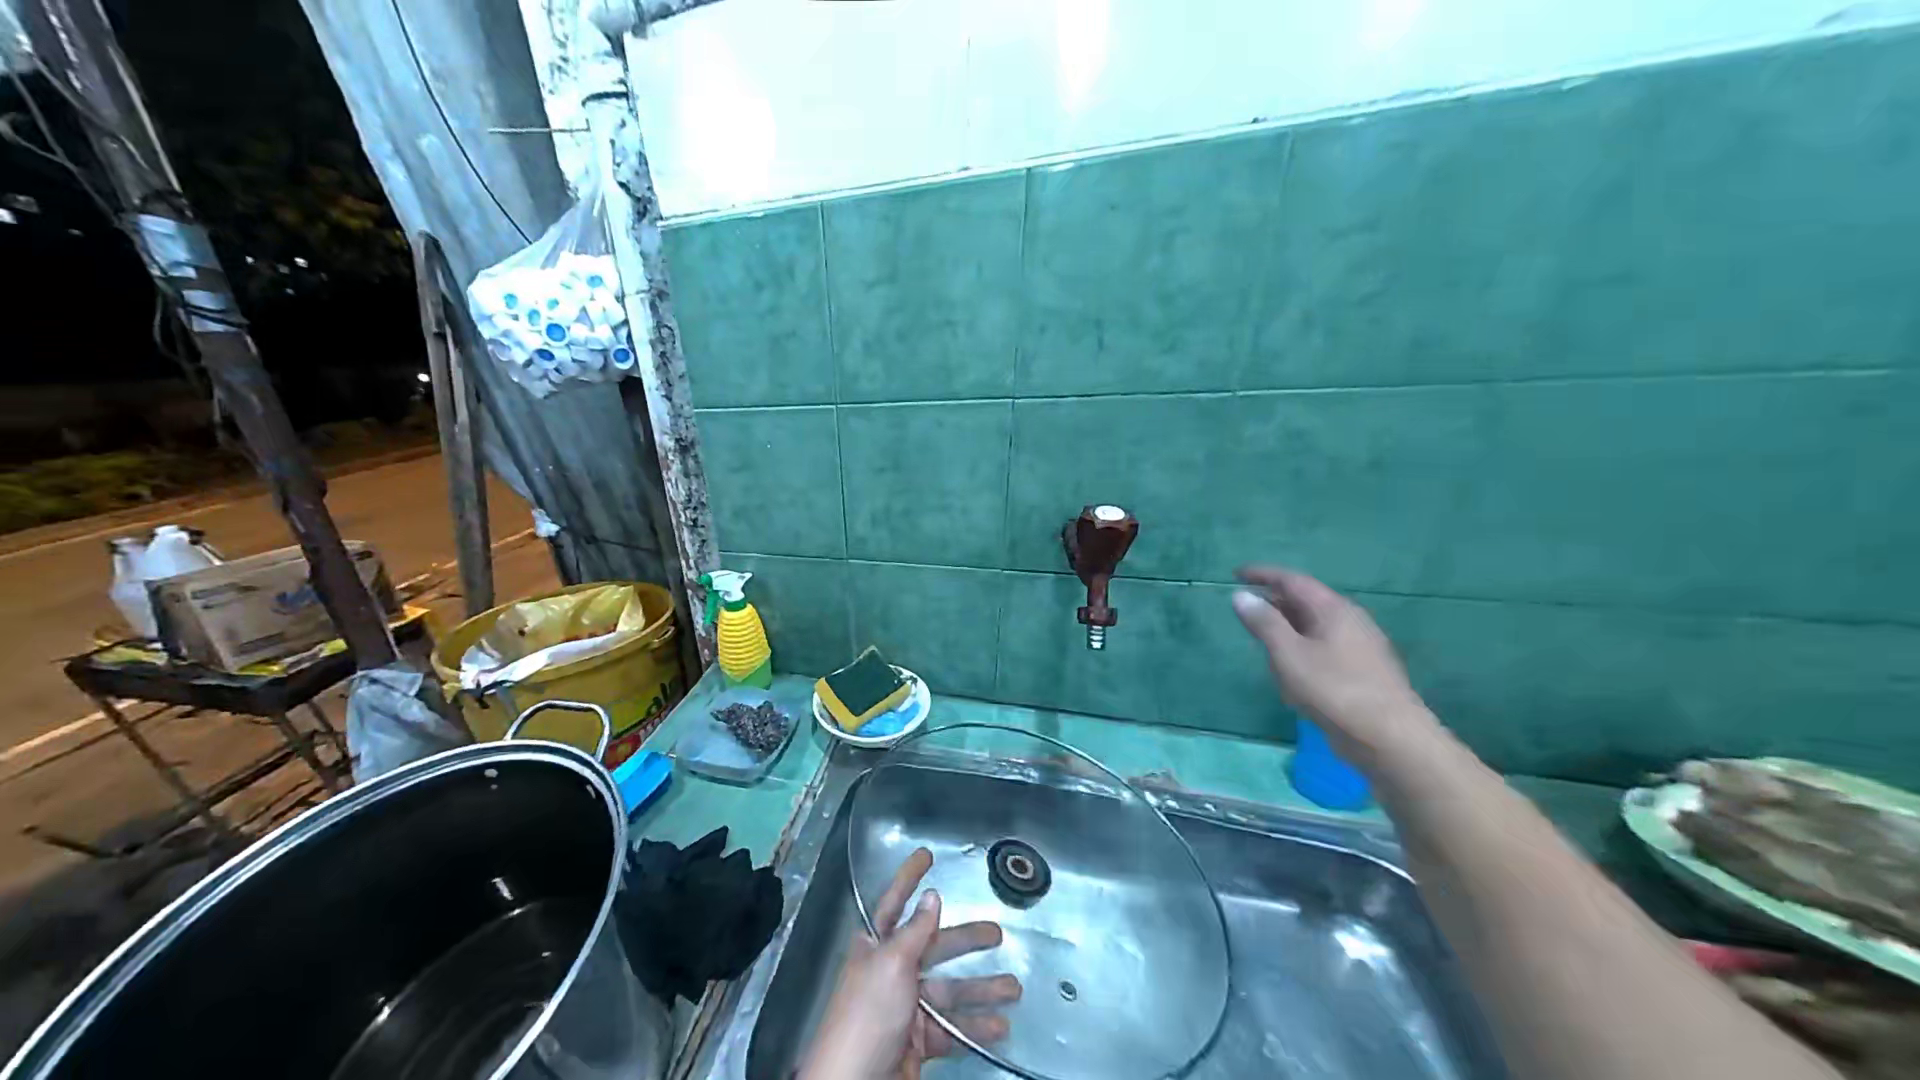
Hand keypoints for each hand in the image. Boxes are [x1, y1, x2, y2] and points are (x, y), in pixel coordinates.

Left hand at [799, 848, 1021, 1079]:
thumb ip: (915, 932)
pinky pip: (952, 1029)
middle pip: (934, 947)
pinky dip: (975, 1028)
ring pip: (949, 990)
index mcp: (877, 947)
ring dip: (981, 989)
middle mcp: (891, 972)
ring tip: (1014, 988)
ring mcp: (905, 1009)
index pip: (895, 902)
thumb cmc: (868, 1015)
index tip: (927, 854)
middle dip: (965, 940)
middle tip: (997, 933)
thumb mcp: (891, 965)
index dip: (909, 877)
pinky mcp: (917, 1043)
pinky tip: (1000, 1027)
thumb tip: (931, 897)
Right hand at [1230, 565, 1435, 766]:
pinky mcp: (1363, 670)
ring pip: (1315, 626)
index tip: (1236, 574)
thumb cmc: (1334, 690)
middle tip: (1245, 608)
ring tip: (1263, 639)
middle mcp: (1350, 620)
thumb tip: (1242, 596)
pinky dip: (1301, 647)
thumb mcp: (1288, 654)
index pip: (1292, 580)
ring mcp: (1360, 646)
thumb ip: (1264, 623)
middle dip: (1274, 601)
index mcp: (1332, 609)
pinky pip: (1324, 647)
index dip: (1262, 575)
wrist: (1390, 738)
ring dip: (1287, 627)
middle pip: (1305, 601)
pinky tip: (1292, 670)